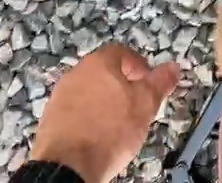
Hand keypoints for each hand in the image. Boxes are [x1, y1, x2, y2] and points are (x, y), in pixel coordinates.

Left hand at [28, 44, 180, 182]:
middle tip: (134, 106)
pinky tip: (96, 137)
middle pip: (105, 73)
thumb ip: (160, 82)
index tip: (147, 85)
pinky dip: (86, 121)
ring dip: (103, 104)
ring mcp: (59, 97)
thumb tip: (173, 67)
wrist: (66, 168)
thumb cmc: (109, 130)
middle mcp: (76, 73)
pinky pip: (74, 114)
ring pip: (89, 93)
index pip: (123, 53)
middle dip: (121, 87)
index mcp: (100, 62)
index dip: (139, 67)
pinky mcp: (49, 122)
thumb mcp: (145, 104)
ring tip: (115, 126)